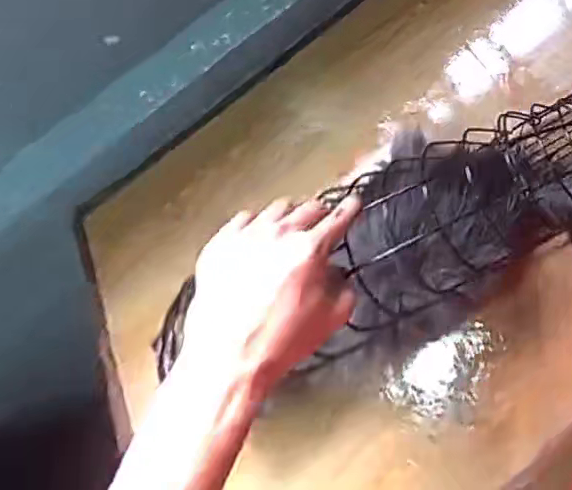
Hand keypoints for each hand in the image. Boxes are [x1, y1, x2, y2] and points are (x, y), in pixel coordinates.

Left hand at [179, 196, 361, 390]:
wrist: (223, 365)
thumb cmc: (277, 343)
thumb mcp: (332, 317)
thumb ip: (345, 286)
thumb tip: (338, 274)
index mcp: (310, 248)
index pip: (340, 214)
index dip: (351, 208)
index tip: (353, 205)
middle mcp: (280, 234)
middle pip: (310, 206)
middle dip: (320, 215)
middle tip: (319, 228)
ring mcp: (247, 238)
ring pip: (278, 208)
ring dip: (289, 217)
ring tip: (288, 232)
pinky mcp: (219, 247)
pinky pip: (243, 219)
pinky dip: (254, 224)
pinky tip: (256, 238)